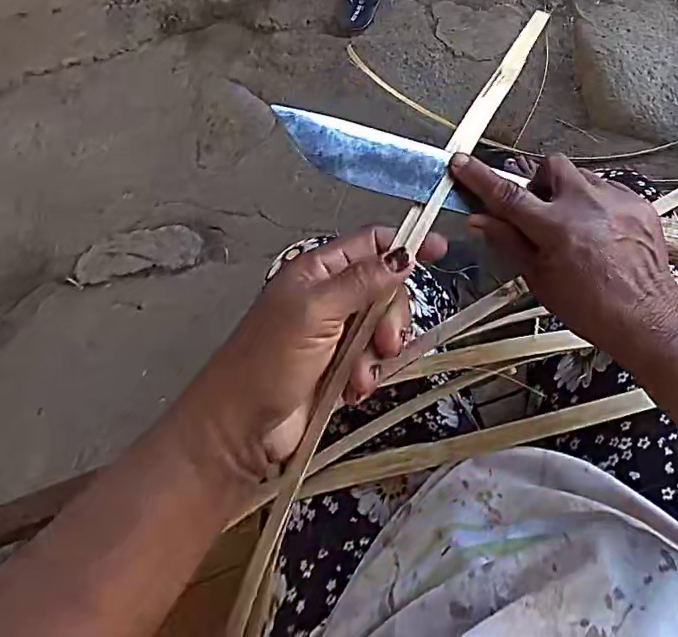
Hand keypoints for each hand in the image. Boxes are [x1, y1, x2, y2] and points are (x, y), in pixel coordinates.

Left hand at [164, 226, 447, 482]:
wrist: (236, 433)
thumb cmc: (267, 363)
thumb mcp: (315, 312)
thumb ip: (363, 281)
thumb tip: (405, 254)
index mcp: (319, 271)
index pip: (372, 243)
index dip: (405, 244)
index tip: (440, 251)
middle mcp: (332, 295)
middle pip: (387, 286)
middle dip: (392, 314)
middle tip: (384, 342)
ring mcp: (338, 330)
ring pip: (385, 324)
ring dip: (379, 351)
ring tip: (358, 376)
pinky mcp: (343, 364)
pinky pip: (377, 357)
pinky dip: (371, 372)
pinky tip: (353, 388)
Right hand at [449, 153, 677, 366]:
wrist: (647, 316)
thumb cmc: (592, 308)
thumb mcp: (540, 280)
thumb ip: (509, 241)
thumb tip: (480, 219)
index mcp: (556, 228)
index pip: (506, 193)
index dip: (479, 176)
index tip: (462, 163)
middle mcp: (586, 205)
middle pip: (550, 166)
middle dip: (540, 181)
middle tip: (541, 209)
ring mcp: (615, 200)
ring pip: (581, 175)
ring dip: (570, 193)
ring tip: (577, 226)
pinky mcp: (637, 202)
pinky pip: (607, 188)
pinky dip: (597, 204)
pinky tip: (602, 232)